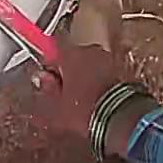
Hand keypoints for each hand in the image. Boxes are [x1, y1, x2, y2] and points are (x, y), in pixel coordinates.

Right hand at [36, 43, 155, 159]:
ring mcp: (107, 58)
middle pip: (73, 53)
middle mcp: (90, 50)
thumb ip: (48, 87)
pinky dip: (96, 77)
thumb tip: (43, 78)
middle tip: (62, 87)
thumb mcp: (58, 103)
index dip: (50, 57)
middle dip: (67, 67)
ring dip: (83, 72)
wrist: (119, 117)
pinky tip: (93, 94)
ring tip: (79, 94)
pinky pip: (101, 69)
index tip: (47, 71)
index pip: (56, 44)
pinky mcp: (119, 68)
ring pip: (88, 61)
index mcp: (72, 54)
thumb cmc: (84, 109)